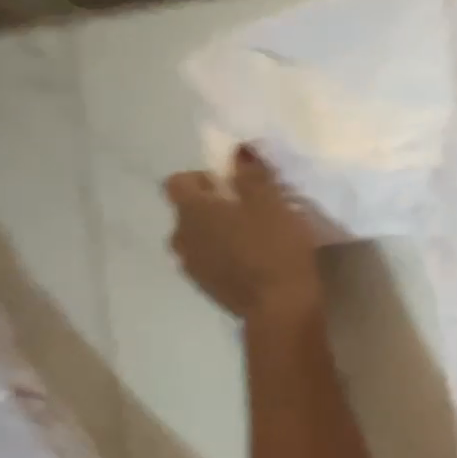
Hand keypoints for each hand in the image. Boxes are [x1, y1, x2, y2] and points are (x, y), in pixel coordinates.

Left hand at [164, 146, 319, 320]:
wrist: (278, 307)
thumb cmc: (275, 248)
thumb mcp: (272, 205)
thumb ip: (252, 176)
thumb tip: (239, 150)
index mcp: (192, 210)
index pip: (178, 181)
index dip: (203, 179)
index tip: (234, 186)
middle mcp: (180, 235)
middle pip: (188, 212)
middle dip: (213, 209)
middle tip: (251, 215)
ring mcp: (190, 265)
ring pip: (199, 239)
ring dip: (218, 236)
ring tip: (253, 243)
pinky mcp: (206, 288)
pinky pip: (210, 263)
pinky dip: (226, 260)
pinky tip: (254, 266)